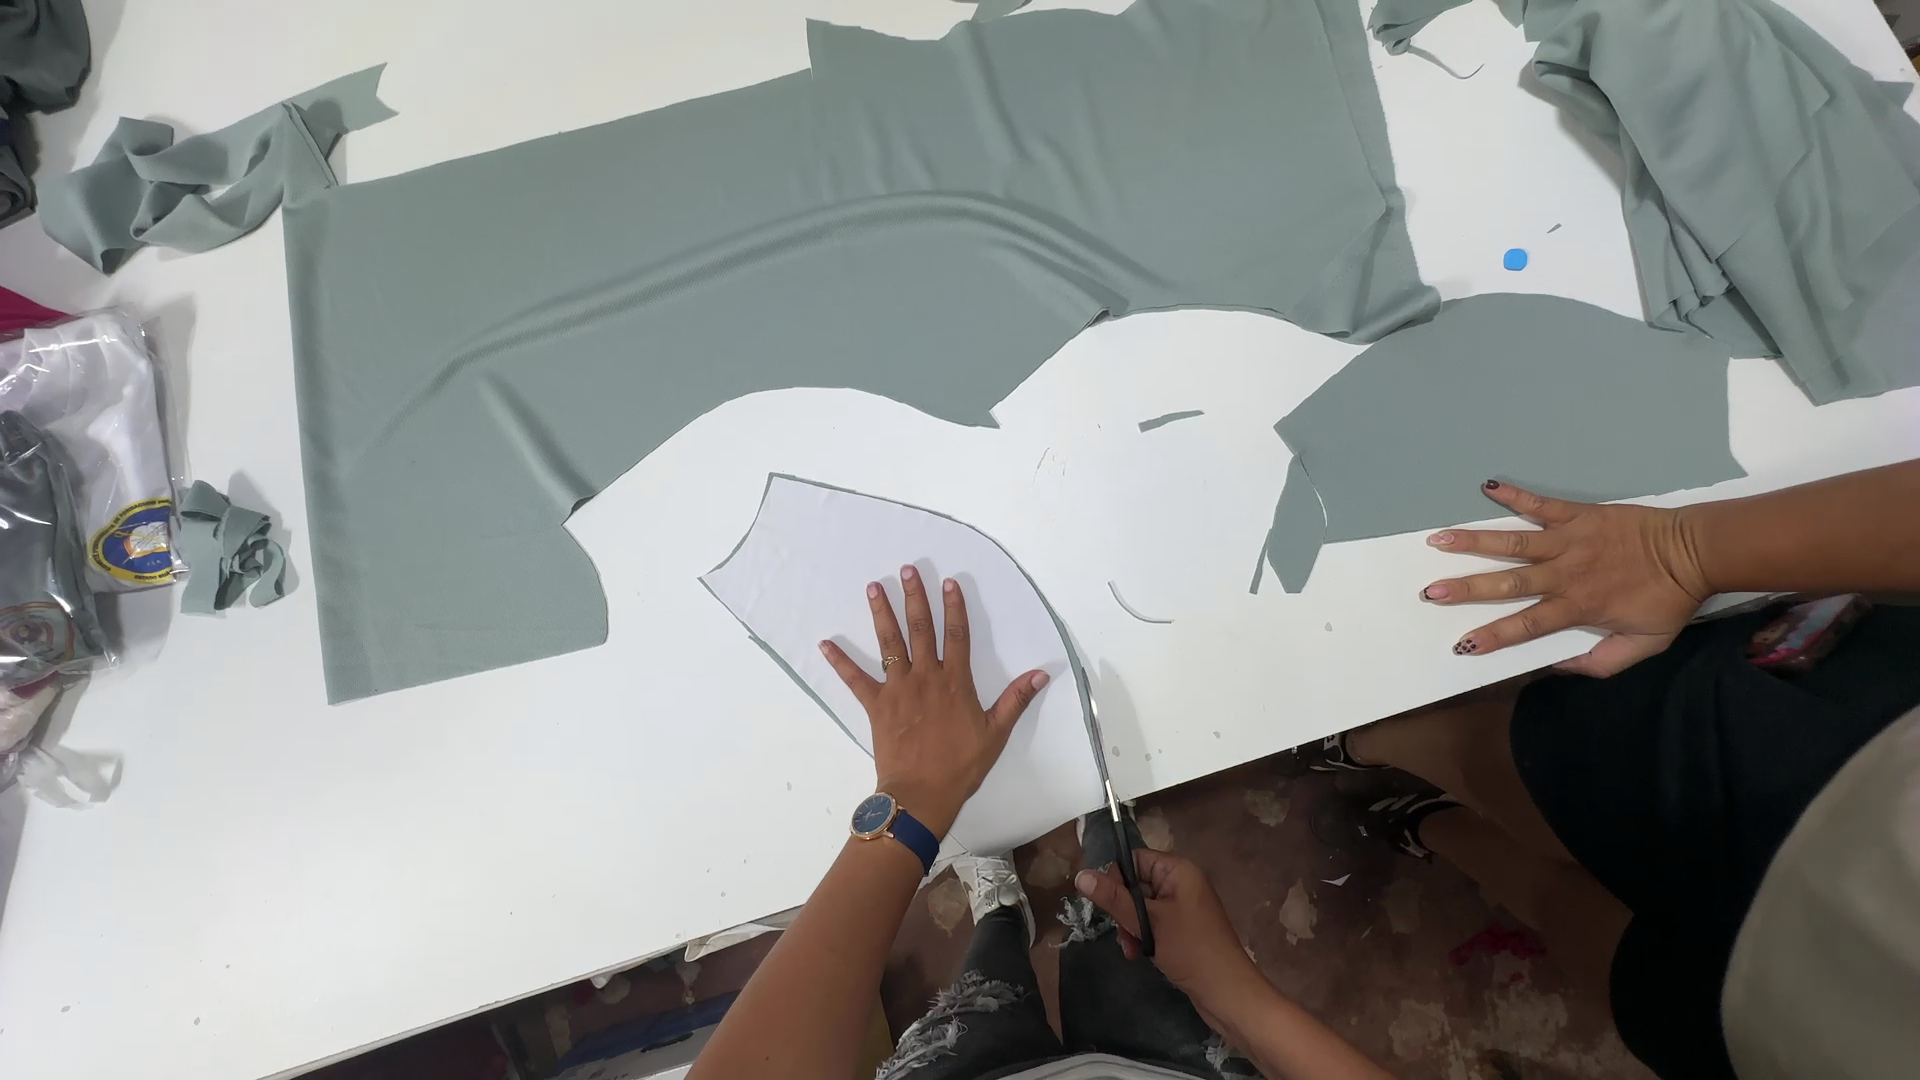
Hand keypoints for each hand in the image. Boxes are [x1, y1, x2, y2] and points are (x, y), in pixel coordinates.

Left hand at [820, 567, 1050, 837]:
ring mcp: (898, 688)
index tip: (949, 582)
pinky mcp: (876, 704)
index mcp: (955, 682)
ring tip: (874, 586)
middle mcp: (926, 677)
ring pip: (889, 643)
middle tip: (908, 569)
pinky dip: (840, 661)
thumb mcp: (995, 733)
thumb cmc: (961, 765)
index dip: (954, 607)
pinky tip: (825, 643)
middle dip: (916, 597)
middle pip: (921, 629)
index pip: (957, 635)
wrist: (922, 793)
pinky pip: (855, 679)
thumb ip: (1015, 699)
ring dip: (882, 613)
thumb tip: (1042, 673)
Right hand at [1074, 850, 1264, 1023]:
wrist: (1230, 997)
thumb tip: (1080, 874)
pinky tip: (1141, 955)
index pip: (1134, 859)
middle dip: (1124, 910)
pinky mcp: (1183, 928)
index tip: (1109, 906)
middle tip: (1125, 935)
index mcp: (1178, 870)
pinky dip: (1144, 936)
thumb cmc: (1192, 951)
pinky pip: (1153, 922)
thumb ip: (1113, 898)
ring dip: (1132, 927)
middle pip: (1136, 883)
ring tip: (1133, 950)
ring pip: (1141, 906)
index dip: (1117, 879)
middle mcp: (1181, 882)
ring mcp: (1183, 907)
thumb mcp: (1148, 923)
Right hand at [1420, 480, 1710, 675]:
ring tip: (1438, 540)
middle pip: (1509, 583)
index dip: (1495, 635)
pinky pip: (1540, 505)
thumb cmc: (1668, 598)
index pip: (1528, 625)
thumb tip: (1557, 668)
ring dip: (1474, 542)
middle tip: (1432, 591)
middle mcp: (1564, 574)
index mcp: (1578, 606)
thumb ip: (1603, 660)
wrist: (1700, 551)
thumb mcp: (1647, 642)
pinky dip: (1515, 495)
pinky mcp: (1576, 516)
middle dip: (1468, 588)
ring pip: (1513, 544)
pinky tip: (1488, 486)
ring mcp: (1568, 542)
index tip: (1462, 644)